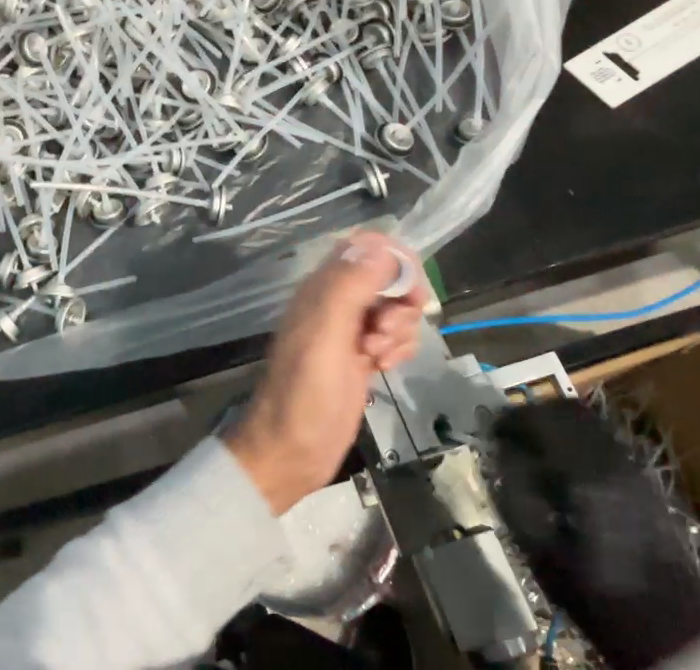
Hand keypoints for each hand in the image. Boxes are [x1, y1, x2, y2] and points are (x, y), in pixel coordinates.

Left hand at [224, 231, 427, 514]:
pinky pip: (393, 336)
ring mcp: (348, 331)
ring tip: (380, 355)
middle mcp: (335, 303)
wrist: (291, 452)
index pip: (365, 247)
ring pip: (393, 307)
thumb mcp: (325, 335)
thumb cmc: (304, 394)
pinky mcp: (360, 358)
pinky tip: (385, 368)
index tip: (409, 291)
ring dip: (400, 328)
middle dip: (402, 299)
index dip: (395, 260)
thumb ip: (348, 287)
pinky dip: (398, 347)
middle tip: (388, 330)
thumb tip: (380, 247)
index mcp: (321, 289)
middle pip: (387, 276)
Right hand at [488, 401, 699, 669]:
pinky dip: (579, 438)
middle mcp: (611, 459)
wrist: (664, 628)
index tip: (490, 429)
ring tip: (535, 445)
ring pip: (589, 421)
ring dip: (557, 423)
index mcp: (583, 473)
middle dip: (533, 414)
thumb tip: (499, 453)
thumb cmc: (591, 593)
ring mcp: (634, 468)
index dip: (509, 418)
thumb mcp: (538, 551)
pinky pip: (605, 440)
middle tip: (510, 431)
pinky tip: (565, 464)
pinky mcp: (645, 481)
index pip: (539, 419)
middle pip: (567, 409)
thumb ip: (513, 493)